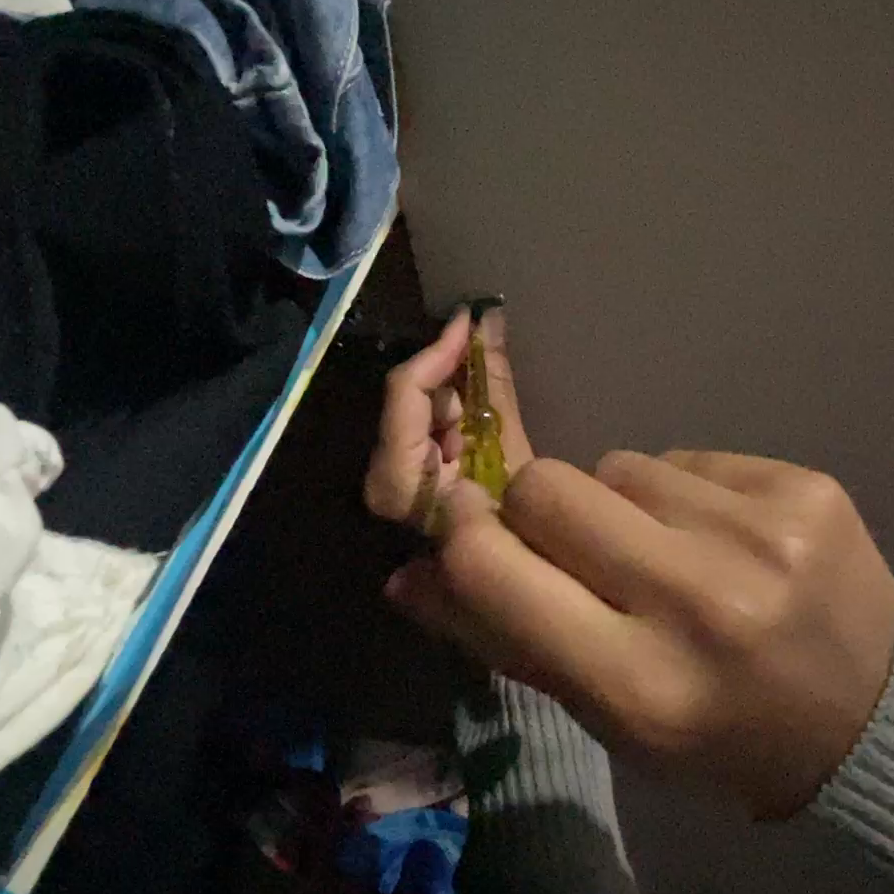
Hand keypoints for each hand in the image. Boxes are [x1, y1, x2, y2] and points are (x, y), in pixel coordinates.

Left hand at [363, 305, 533, 528]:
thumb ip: (493, 382)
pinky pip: (419, 429)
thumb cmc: (513, 527)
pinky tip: (470, 447)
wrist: (501, 574)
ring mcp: (382, 481)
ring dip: (453, 412)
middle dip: (453, 393)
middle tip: (487, 418)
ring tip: (483, 446)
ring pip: (417, 411)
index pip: (406, 389)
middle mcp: (379, 478)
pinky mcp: (391, 482)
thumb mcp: (509, 451)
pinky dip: (448, 425)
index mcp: (399, 479)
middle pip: (413, 397)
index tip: (469, 319)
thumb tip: (488, 319)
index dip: (438, 348)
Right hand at [386, 450, 893, 818]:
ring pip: (618, 463)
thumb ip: (504, 640)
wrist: (875, 721)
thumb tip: (408, 577)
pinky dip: (686, 492)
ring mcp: (761, 534)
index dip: (464, 535)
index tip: (469, 523)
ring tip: (675, 555)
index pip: (497, 569)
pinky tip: (728, 539)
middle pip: (549, 486)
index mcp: (638, 685)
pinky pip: (687, 456)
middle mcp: (698, 602)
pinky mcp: (804, 487)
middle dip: (542, 509)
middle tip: (585, 549)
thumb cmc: (719, 731)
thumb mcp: (609, 716)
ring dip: (622, 504)